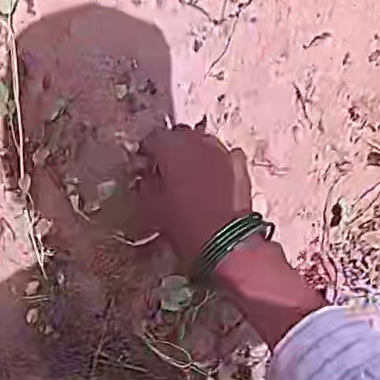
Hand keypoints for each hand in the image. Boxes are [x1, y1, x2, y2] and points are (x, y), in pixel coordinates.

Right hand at [137, 123, 327, 344]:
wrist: (224, 242)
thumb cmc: (184, 226)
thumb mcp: (152, 208)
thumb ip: (145, 183)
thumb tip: (144, 172)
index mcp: (173, 148)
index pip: (152, 139)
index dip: (145, 154)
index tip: (142, 168)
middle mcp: (199, 142)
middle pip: (179, 136)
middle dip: (169, 151)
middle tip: (162, 174)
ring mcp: (221, 151)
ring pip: (200, 145)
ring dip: (190, 157)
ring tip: (184, 181)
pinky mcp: (238, 164)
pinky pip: (219, 157)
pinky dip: (211, 165)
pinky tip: (206, 185)